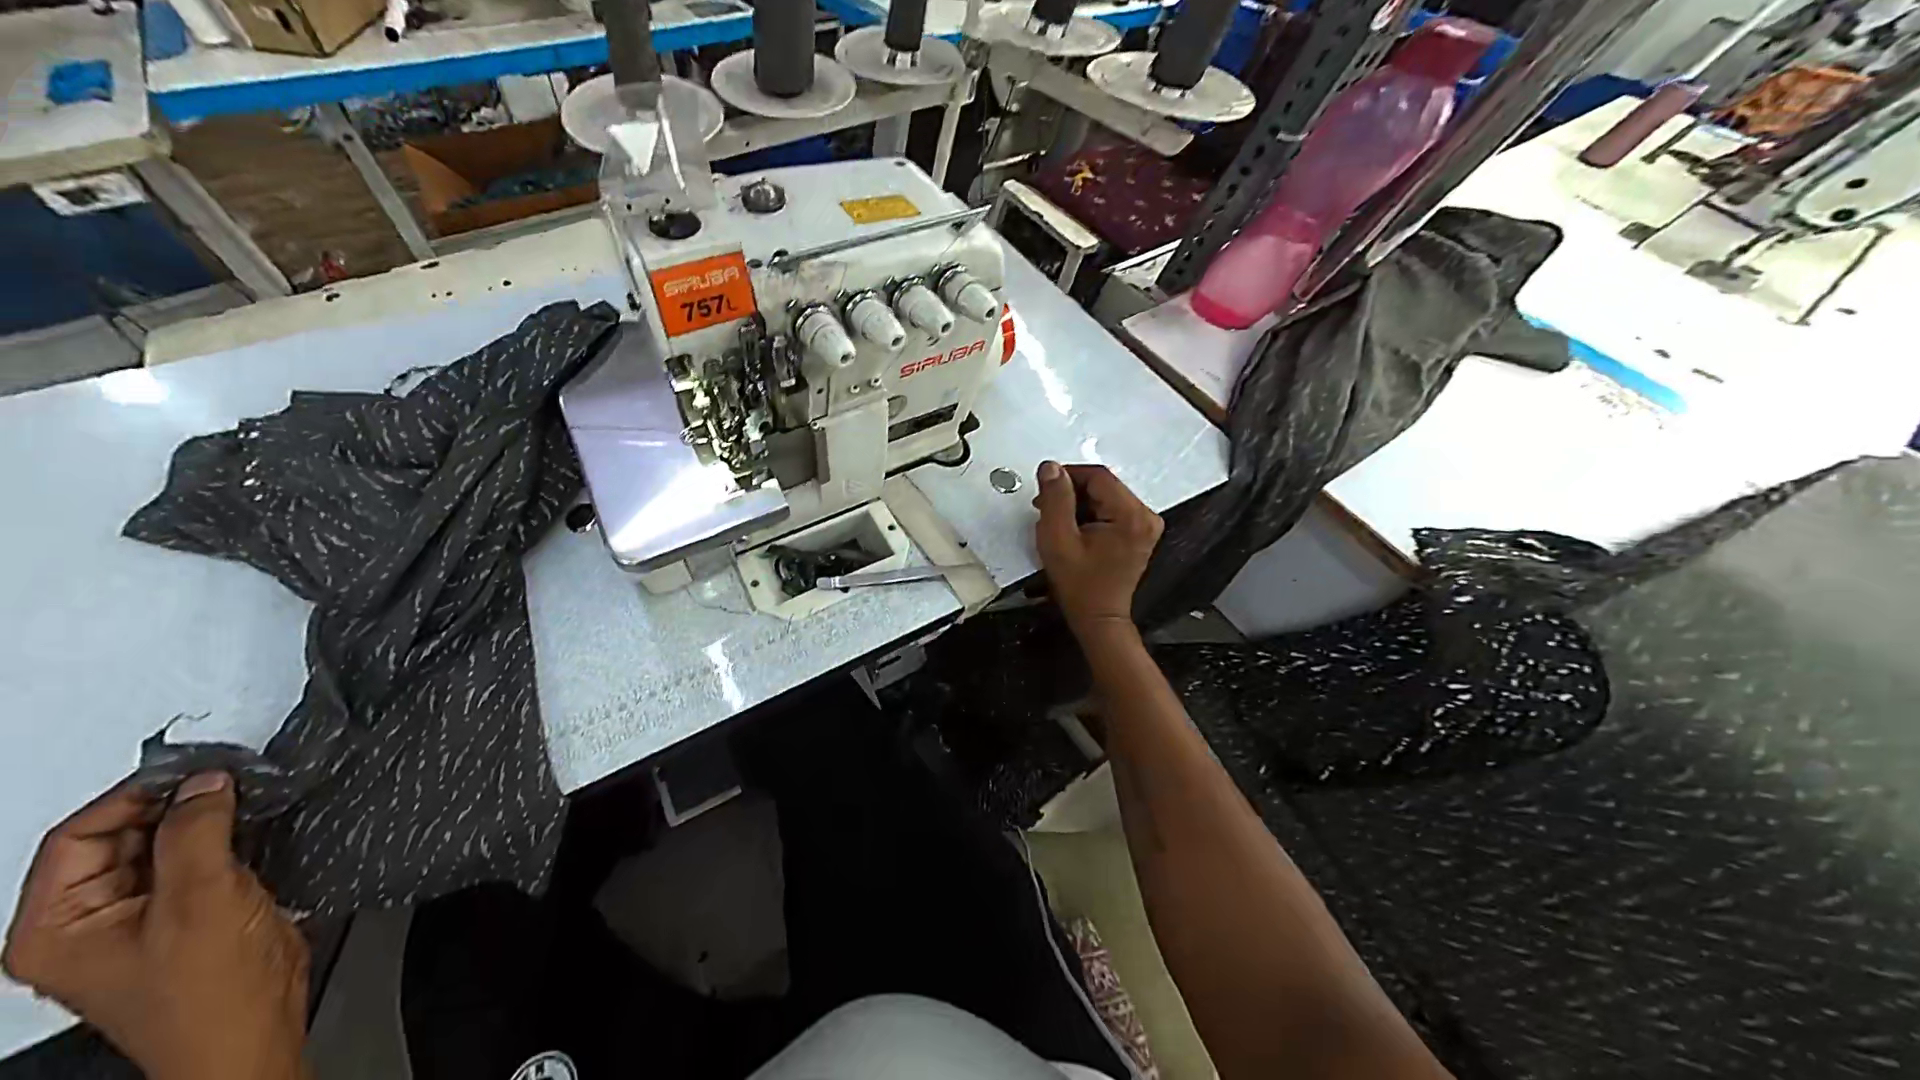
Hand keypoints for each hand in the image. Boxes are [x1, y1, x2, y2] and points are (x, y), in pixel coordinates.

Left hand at [3, 773, 309, 1079]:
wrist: (254, 1030)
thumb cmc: (209, 991)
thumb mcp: (199, 900)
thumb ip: (196, 833)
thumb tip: (205, 783)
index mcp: (58, 926)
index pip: (80, 837)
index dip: (135, 796)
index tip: (194, 770)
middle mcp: (90, 920)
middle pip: (122, 838)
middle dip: (176, 805)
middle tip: (228, 777)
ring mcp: (143, 917)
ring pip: (165, 845)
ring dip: (206, 819)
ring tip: (248, 795)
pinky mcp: (191, 912)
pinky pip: (200, 859)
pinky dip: (227, 836)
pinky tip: (256, 823)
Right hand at [1032, 461, 1162, 633]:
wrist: (1098, 617)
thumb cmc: (1081, 587)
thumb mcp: (1057, 539)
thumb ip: (1054, 499)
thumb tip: (1052, 469)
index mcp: (1132, 516)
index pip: (1097, 476)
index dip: (1067, 476)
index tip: (1046, 487)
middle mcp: (1145, 518)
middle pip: (1102, 485)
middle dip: (1072, 493)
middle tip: (1049, 510)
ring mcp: (1144, 525)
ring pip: (1104, 496)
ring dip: (1079, 504)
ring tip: (1061, 525)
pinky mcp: (1138, 532)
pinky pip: (1110, 508)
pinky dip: (1090, 514)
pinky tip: (1075, 531)